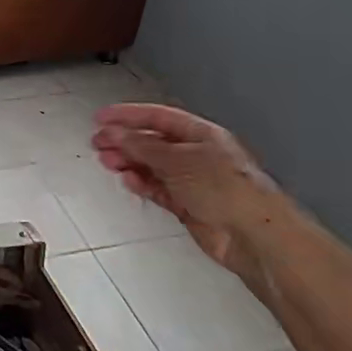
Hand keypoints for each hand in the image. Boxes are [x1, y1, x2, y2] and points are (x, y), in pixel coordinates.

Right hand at [92, 104, 279, 272]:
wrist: (252, 235)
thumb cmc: (224, 187)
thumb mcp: (178, 159)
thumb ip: (143, 146)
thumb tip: (116, 134)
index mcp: (200, 133)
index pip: (158, 116)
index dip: (128, 115)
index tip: (101, 117)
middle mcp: (196, 154)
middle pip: (153, 141)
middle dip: (125, 140)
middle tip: (98, 142)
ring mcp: (193, 181)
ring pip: (153, 166)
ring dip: (129, 162)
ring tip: (106, 161)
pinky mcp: (188, 206)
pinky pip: (159, 189)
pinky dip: (142, 184)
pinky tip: (127, 180)